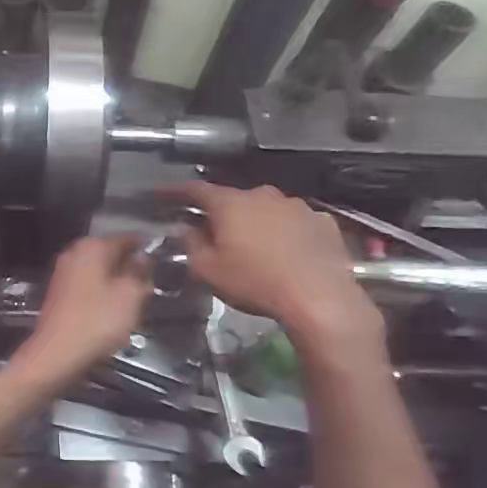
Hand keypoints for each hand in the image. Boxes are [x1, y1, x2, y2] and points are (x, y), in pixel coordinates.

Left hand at [14, 236, 152, 381]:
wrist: (56, 354)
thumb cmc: (97, 321)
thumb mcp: (130, 295)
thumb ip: (140, 271)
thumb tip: (144, 257)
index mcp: (92, 246)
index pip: (128, 239)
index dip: (147, 250)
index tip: (162, 264)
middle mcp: (75, 253)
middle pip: (112, 255)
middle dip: (131, 269)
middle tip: (149, 287)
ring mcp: (63, 273)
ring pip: (100, 273)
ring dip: (117, 284)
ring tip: (135, 303)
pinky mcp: (59, 294)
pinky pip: (89, 288)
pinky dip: (102, 296)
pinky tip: (112, 313)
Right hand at [163, 182, 382, 348]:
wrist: (319, 298)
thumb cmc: (255, 282)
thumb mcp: (209, 271)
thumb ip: (192, 245)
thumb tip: (187, 229)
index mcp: (231, 204)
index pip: (196, 189)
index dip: (176, 192)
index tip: (163, 197)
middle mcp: (263, 195)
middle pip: (234, 200)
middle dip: (222, 214)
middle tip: (215, 235)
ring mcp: (297, 205)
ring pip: (267, 209)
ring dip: (256, 223)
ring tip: (255, 249)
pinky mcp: (322, 221)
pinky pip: (295, 222)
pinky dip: (286, 232)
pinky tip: (287, 253)